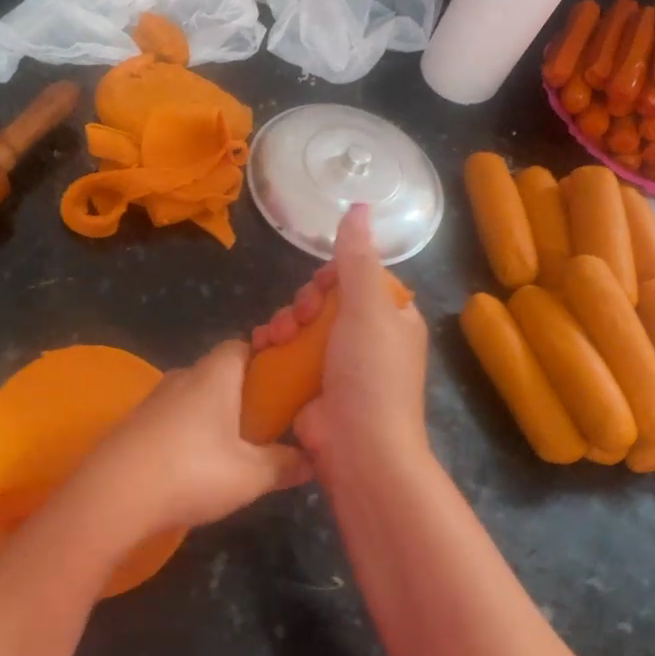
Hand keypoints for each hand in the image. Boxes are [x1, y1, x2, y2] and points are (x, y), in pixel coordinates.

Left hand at [66, 340, 311, 537]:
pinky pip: (170, 421)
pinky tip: (194, 467)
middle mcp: (182, 377)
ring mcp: (153, 401)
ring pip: (192, 398)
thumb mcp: (251, 475)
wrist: (113, 495)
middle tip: (265, 425)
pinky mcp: (133, 426)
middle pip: (217, 373)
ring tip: (233, 451)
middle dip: (241, 394)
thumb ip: (284, 463)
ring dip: (211, 418)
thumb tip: (312, 457)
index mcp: (214, 374)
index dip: (264, 359)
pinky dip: (186, 435)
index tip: (282, 385)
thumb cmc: (192, 472)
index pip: (241, 345)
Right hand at [252, 205, 429, 466]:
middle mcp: (368, 340)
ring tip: (275, 336)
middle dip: (304, 302)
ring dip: (285, 323)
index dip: (335, 275)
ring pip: (303, 326)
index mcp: (392, 319)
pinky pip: (289, 355)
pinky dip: (274, 348)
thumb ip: (357, 258)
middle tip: (299, 317)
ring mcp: (339, 366)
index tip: (322, 285)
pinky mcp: (313, 388)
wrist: (358, 449)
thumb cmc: (370, 375)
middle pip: (326, 301)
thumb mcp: (367, 308)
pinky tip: (262, 347)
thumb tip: (361, 205)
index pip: (360, 278)